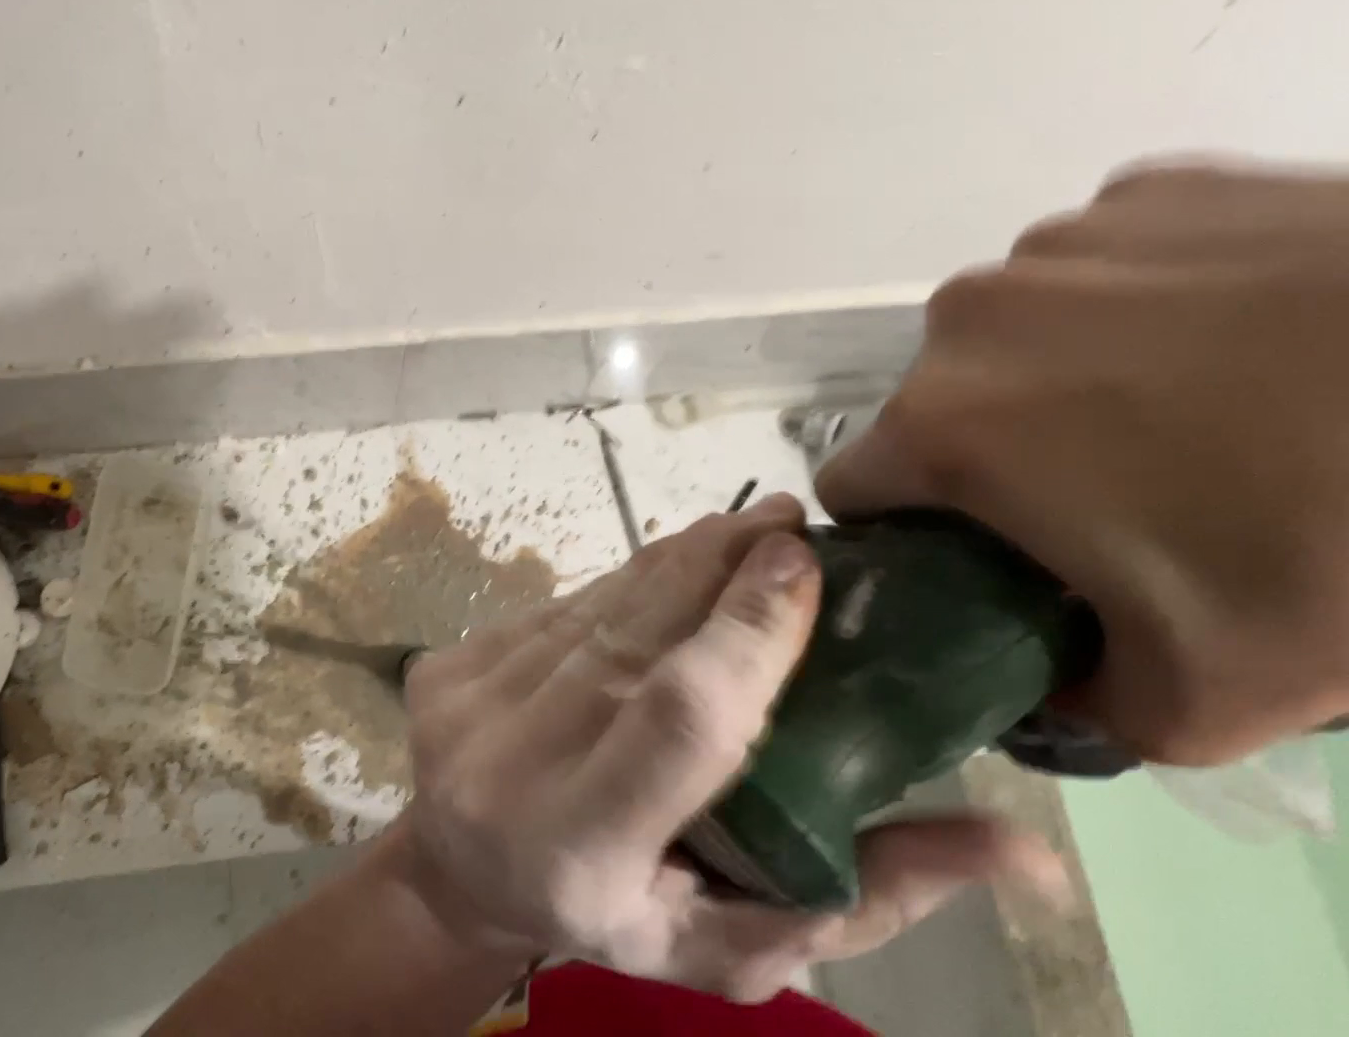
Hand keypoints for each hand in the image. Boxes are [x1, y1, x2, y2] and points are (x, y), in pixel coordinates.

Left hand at [381, 496, 1063, 1002]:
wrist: (457, 872)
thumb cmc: (605, 920)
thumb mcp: (728, 943)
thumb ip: (858, 901)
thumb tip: (1019, 851)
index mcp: (582, 847)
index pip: (678, 717)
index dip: (746, 633)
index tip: (802, 565)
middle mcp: (511, 763)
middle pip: (631, 637)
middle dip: (714, 568)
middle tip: (786, 521)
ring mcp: (467, 704)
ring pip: (594, 610)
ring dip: (672, 562)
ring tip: (738, 530)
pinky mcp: (445, 666)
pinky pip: (556, 610)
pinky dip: (619, 586)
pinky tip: (664, 571)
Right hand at [818, 161, 1348, 765]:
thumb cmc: (1341, 542)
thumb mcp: (1198, 699)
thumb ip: (1073, 707)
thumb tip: (1045, 687)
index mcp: (939, 426)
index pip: (853, 490)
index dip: (906, 535)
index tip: (986, 559)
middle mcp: (965, 319)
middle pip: (932, 410)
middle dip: (987, 455)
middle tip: (1110, 497)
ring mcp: (1061, 242)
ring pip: (1007, 336)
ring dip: (1054, 376)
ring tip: (1190, 407)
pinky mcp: (1156, 186)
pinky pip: (1095, 268)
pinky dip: (1132, 304)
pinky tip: (1235, 335)